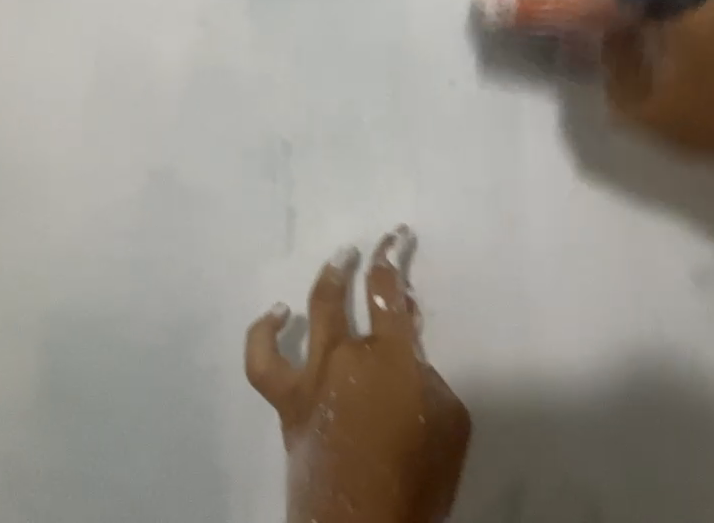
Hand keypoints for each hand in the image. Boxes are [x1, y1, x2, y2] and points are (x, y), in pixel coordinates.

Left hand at [245, 228, 470, 522]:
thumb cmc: (418, 477)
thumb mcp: (449, 420)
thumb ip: (429, 376)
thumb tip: (408, 348)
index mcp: (390, 357)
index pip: (388, 290)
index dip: (392, 255)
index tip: (397, 236)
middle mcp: (346, 357)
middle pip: (345, 293)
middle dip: (358, 262)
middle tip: (366, 248)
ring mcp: (312, 380)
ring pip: (310, 315)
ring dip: (322, 283)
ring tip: (333, 266)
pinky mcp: (289, 406)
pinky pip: (264, 363)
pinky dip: (264, 334)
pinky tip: (276, 316)